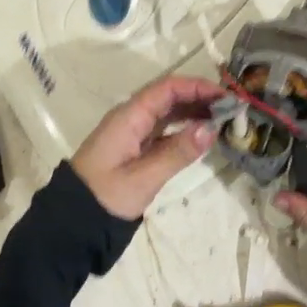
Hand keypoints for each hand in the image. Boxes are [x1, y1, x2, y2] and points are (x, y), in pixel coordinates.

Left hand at [72, 76, 221, 219]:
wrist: (74, 219)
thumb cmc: (107, 196)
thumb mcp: (144, 177)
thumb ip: (178, 152)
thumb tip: (212, 128)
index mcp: (129, 117)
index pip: (167, 88)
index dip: (198, 87)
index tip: (226, 96)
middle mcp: (131, 118)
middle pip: (168, 97)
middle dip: (200, 98)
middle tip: (232, 109)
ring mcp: (132, 133)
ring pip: (167, 113)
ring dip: (194, 112)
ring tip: (223, 120)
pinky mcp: (134, 148)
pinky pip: (163, 130)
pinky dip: (184, 129)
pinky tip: (202, 136)